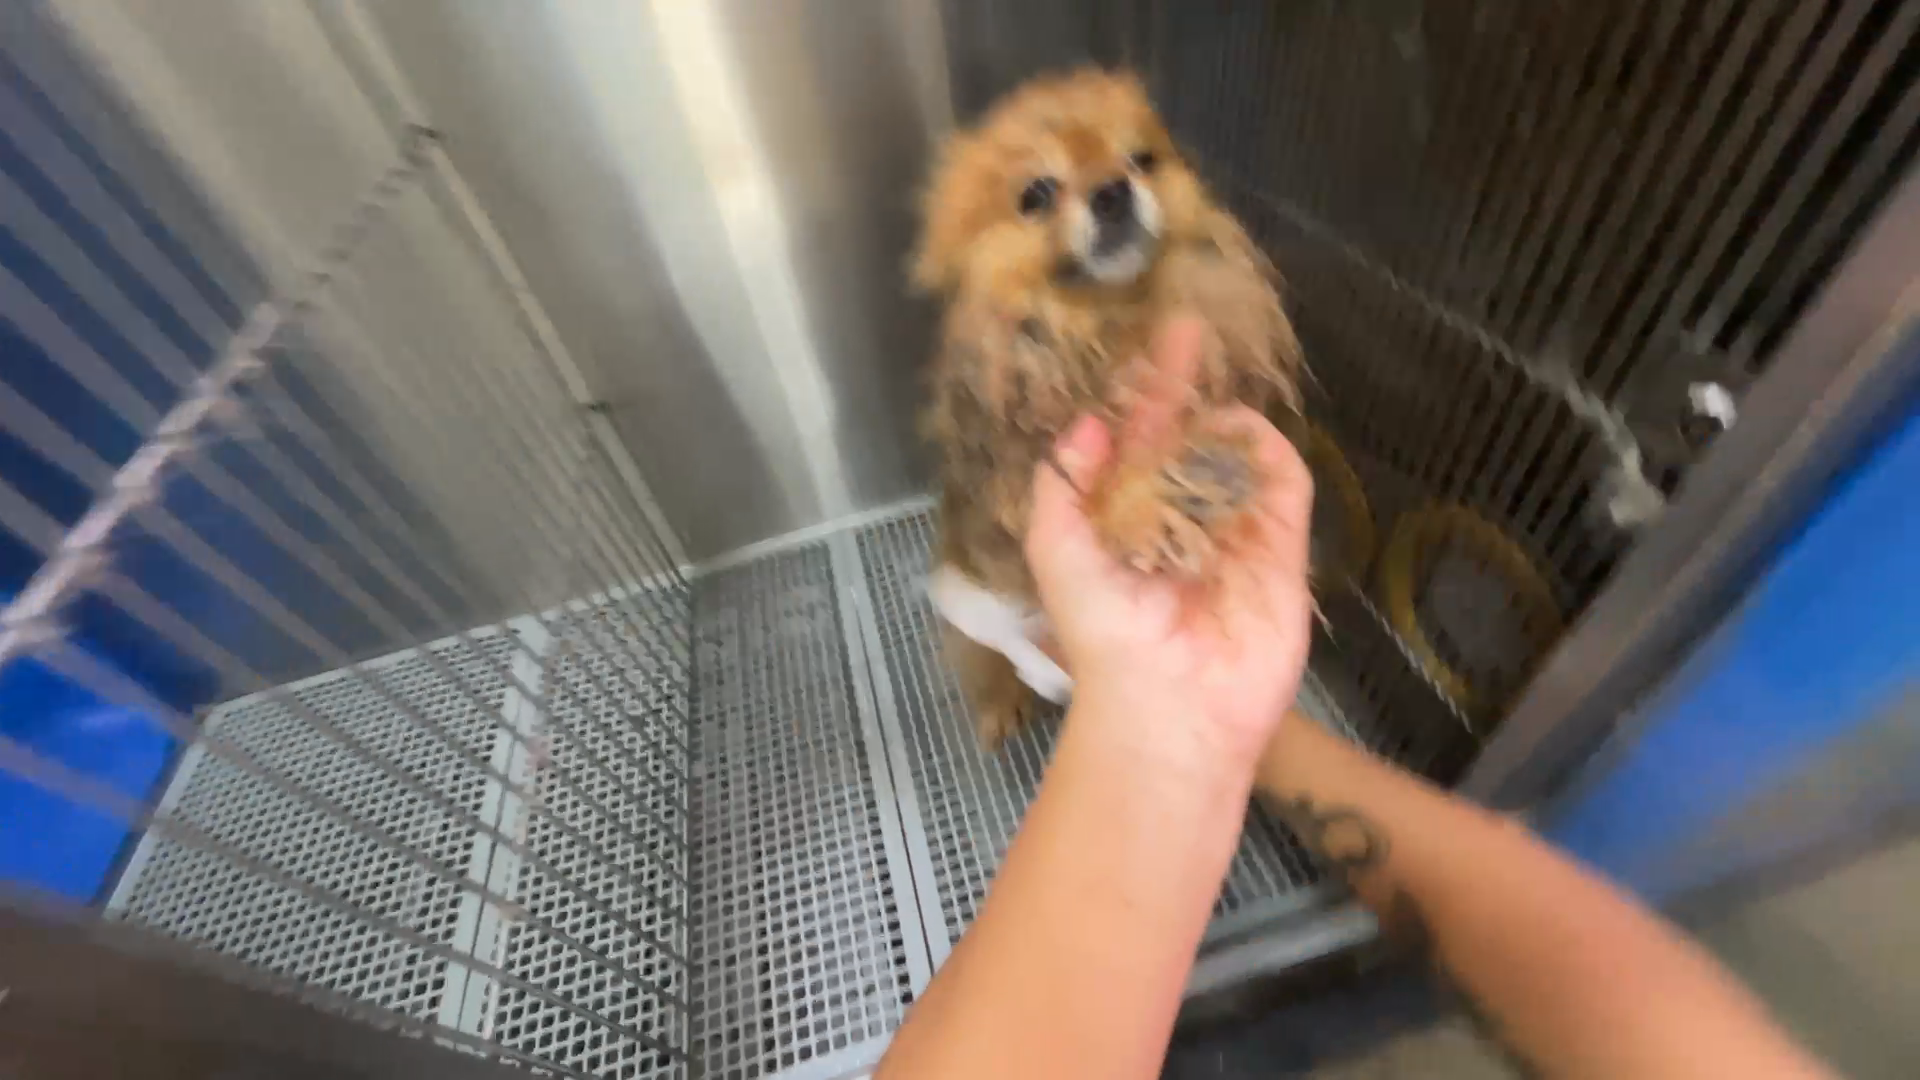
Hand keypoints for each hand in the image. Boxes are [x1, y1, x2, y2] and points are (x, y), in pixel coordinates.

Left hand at [1025, 317, 1315, 766]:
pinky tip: (1241, 430)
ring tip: (1207, 383)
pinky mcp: (1280, 549)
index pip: (1133, 443)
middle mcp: (1175, 518)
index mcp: (1123, 518)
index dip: (1138, 395)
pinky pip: (1282, 485)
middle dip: (1183, 386)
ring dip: (1222, 416)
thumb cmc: (1104, 632)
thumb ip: (1061, 487)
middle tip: (1189, 330)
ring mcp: (1230, 531)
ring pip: (1234, 454)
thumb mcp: (1056, 553)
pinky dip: (1268, 452)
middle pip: (1184, 437)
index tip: (1146, 345)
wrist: (1169, 706)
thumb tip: (1087, 427)